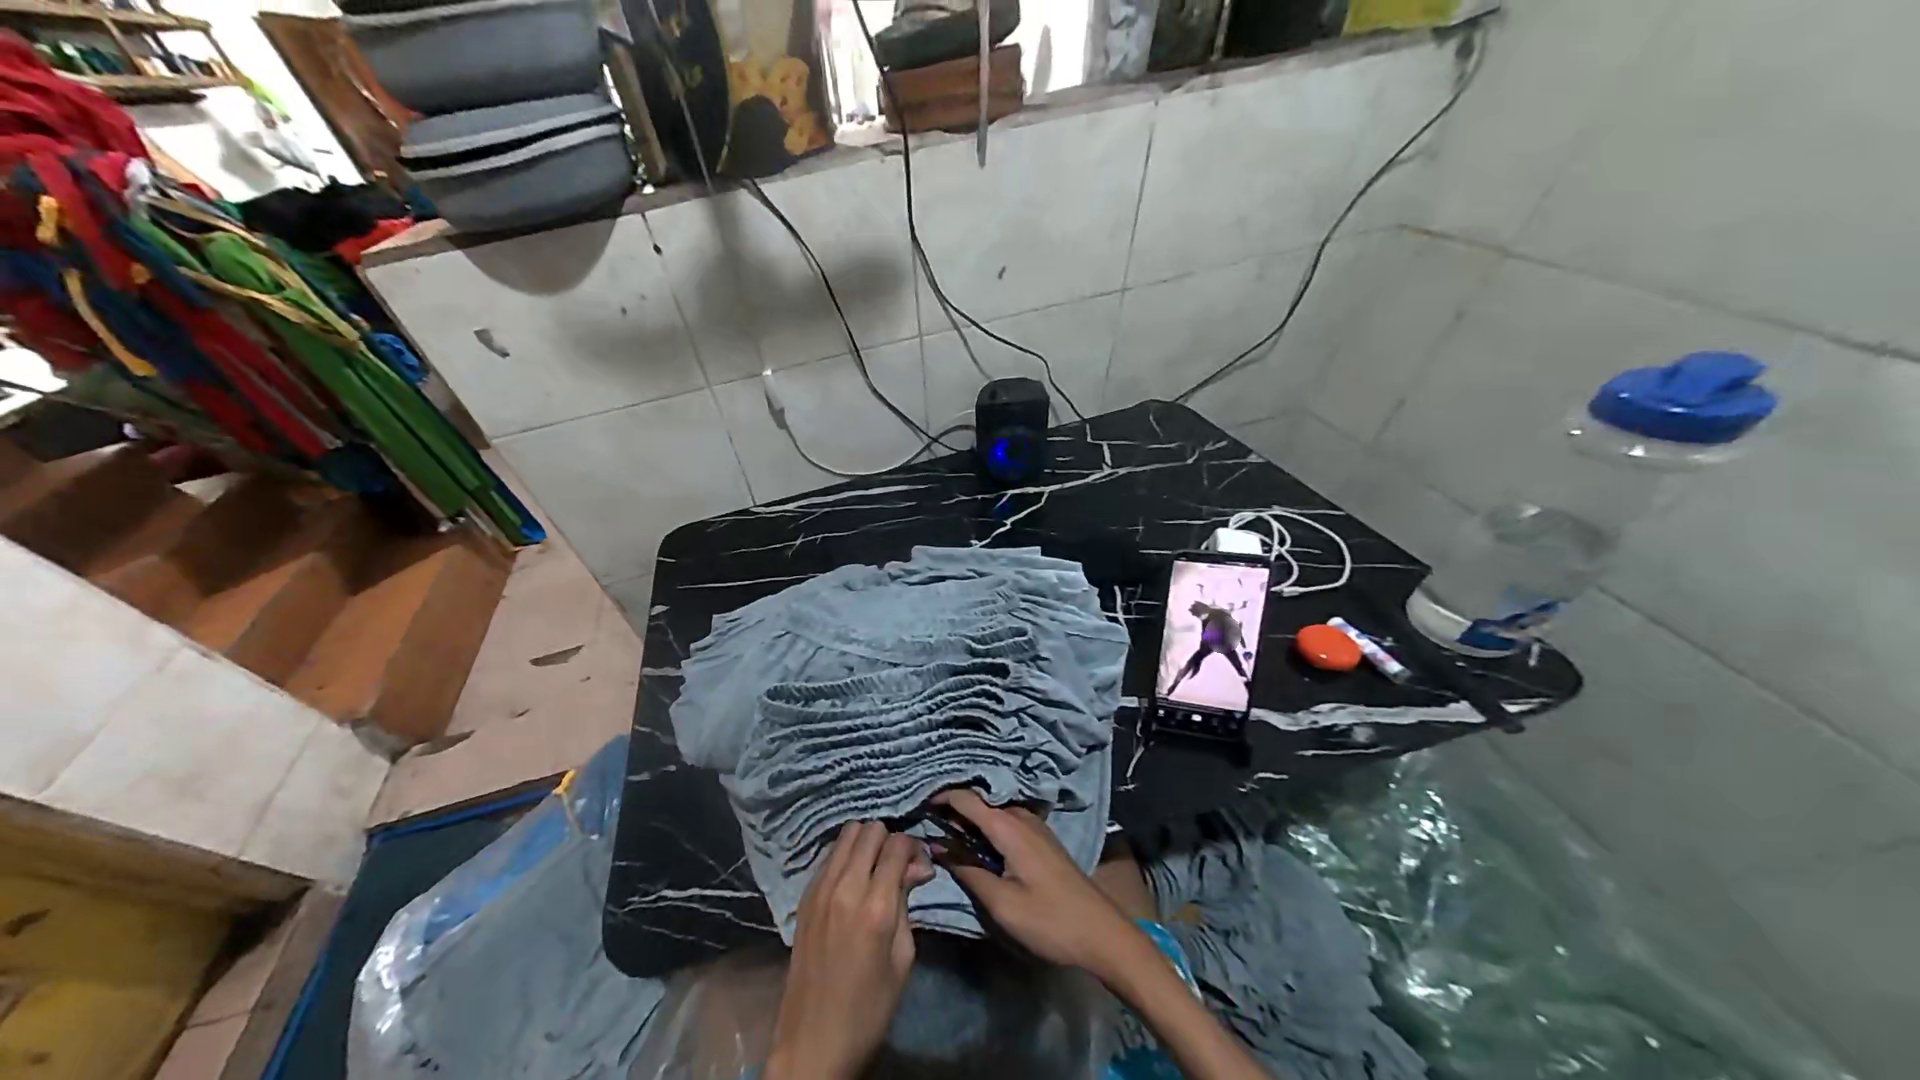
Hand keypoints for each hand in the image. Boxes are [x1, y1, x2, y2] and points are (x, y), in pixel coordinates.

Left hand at [766, 822, 933, 1079]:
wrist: (812, 1041)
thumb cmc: (868, 1009)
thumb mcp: (902, 959)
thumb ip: (907, 903)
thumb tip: (917, 867)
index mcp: (875, 906)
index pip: (897, 845)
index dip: (914, 848)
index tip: (921, 866)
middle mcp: (844, 887)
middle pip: (869, 830)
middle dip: (889, 840)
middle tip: (899, 865)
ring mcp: (819, 889)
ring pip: (845, 834)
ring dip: (865, 843)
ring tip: (876, 867)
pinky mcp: (804, 897)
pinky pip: (829, 855)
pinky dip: (845, 855)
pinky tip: (854, 879)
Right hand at [930, 789, 1144, 982]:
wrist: (1102, 933)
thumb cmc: (1049, 919)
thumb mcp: (1001, 902)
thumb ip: (967, 870)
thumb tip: (936, 846)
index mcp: (1009, 826)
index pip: (966, 798)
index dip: (939, 798)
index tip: (915, 805)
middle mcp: (1021, 816)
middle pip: (979, 801)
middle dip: (951, 808)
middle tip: (924, 823)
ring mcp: (1035, 826)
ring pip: (993, 811)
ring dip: (968, 818)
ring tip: (943, 833)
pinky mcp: (1041, 840)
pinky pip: (1005, 821)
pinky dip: (985, 826)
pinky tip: (975, 844)